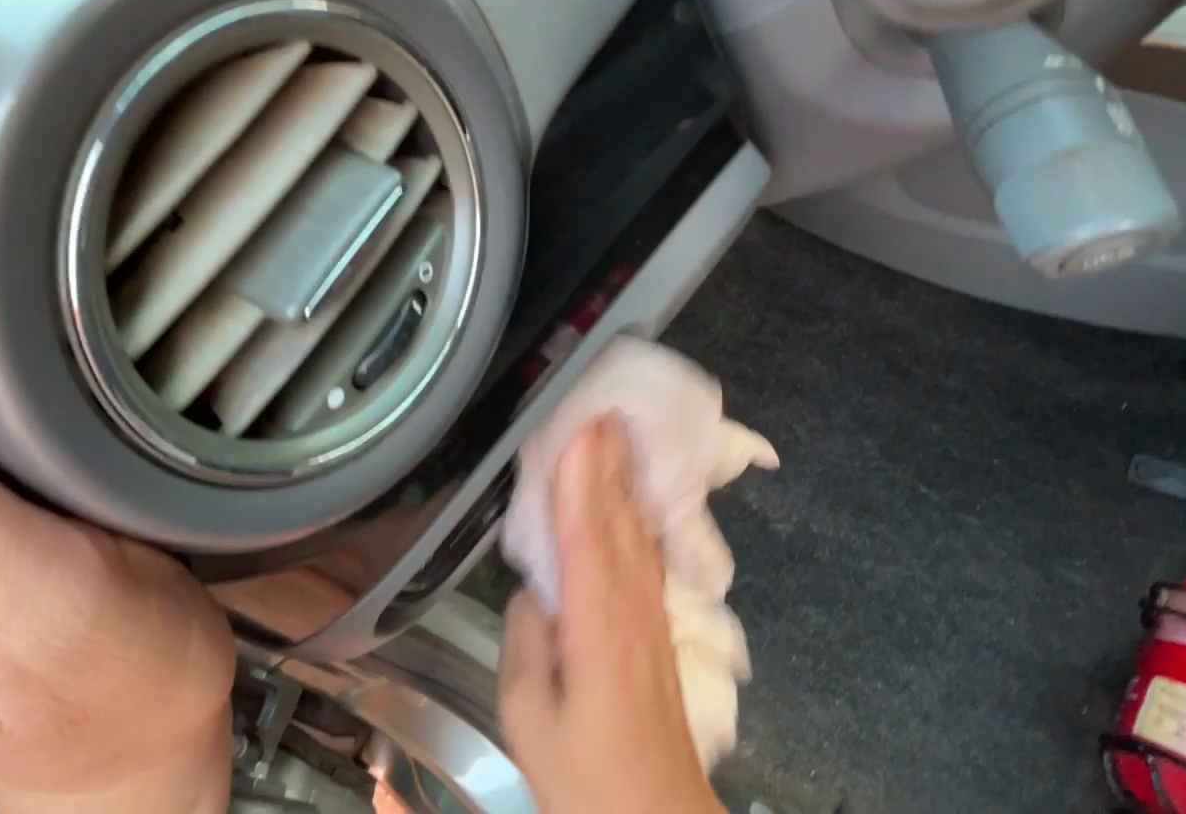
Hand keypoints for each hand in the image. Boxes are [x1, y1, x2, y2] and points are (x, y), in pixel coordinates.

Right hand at [497, 415, 725, 813]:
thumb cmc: (586, 777)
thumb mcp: (530, 718)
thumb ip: (527, 643)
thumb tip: (534, 592)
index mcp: (597, 625)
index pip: (587, 534)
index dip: (583, 477)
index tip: (581, 428)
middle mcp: (631, 608)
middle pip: (618, 522)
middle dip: (608, 463)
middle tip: (601, 409)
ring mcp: (651, 617)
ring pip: (636, 534)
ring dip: (624, 481)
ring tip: (615, 437)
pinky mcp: (657, 629)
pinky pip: (644, 557)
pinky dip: (633, 517)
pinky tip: (629, 502)